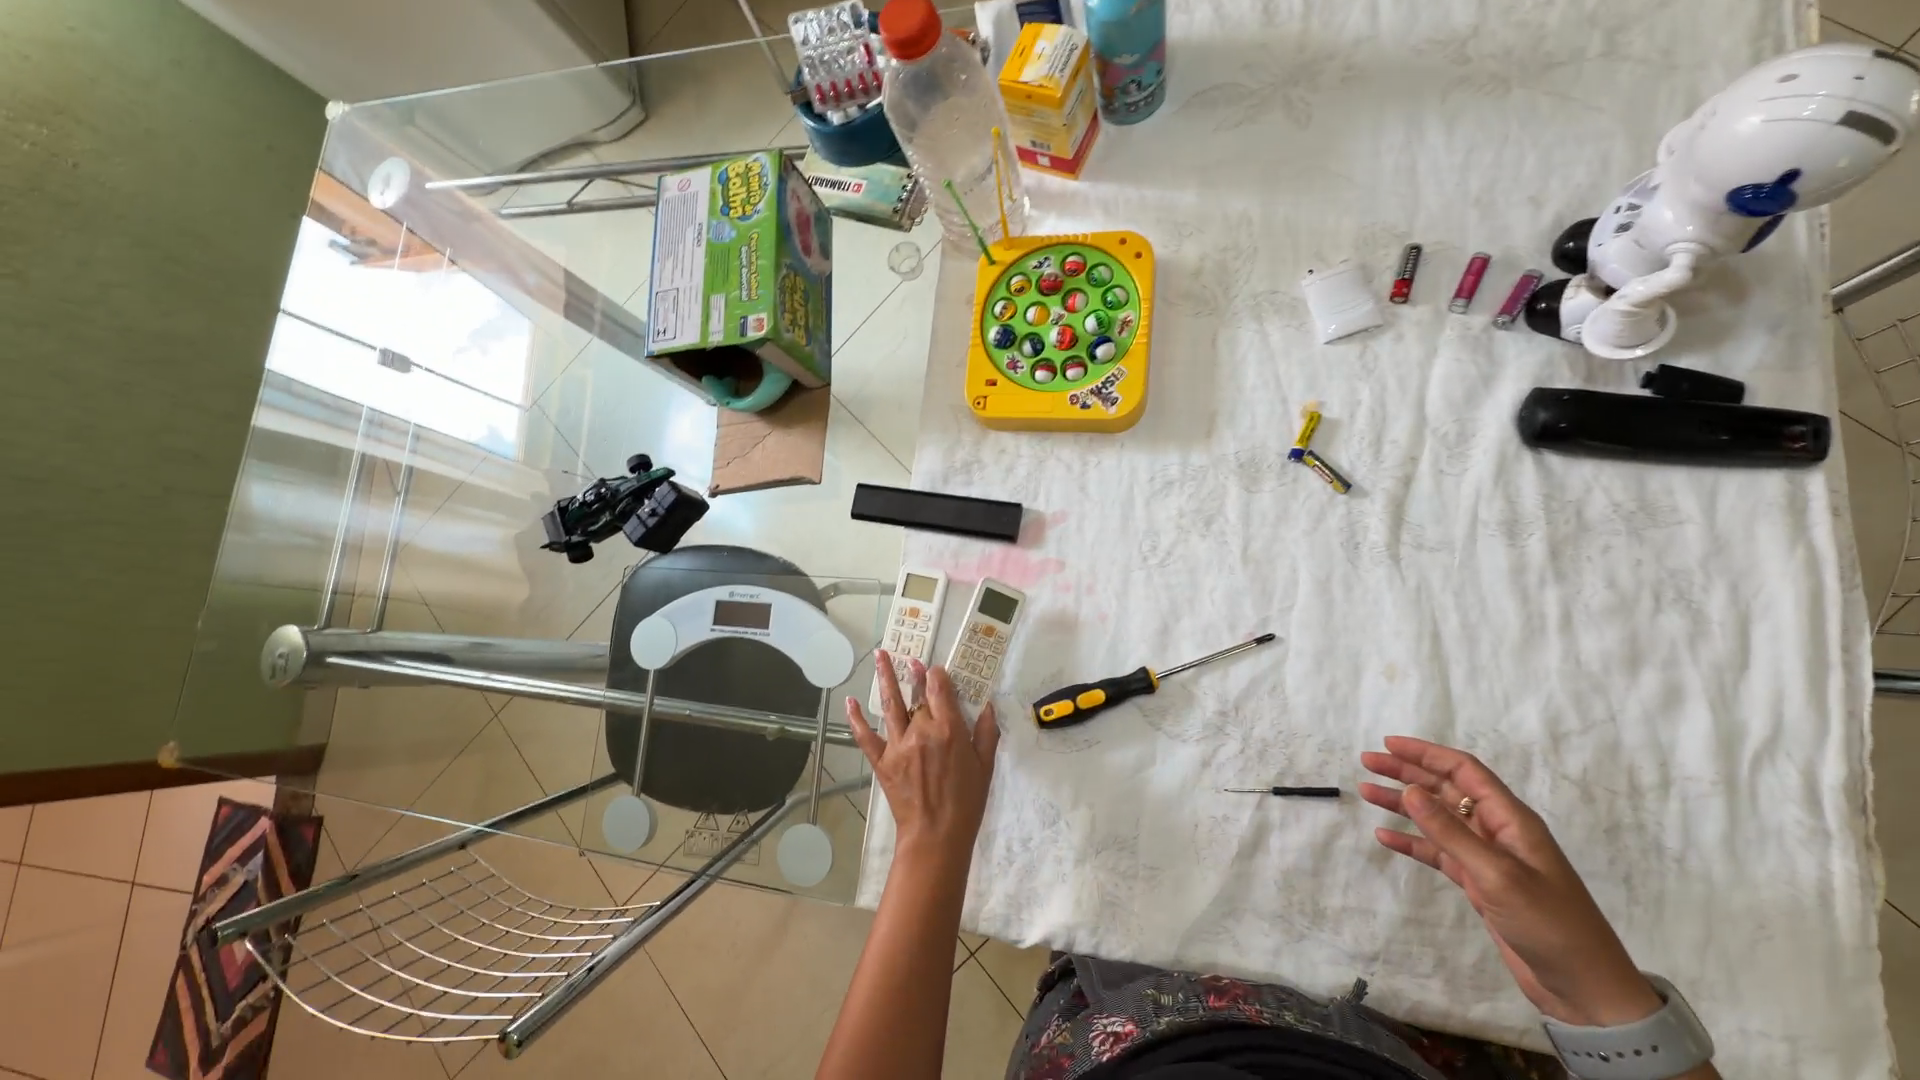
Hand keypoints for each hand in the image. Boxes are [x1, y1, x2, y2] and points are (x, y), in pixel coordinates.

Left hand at [847, 652, 1000, 869]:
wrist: (935, 836)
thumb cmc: (966, 803)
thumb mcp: (985, 767)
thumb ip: (986, 733)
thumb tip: (987, 706)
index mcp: (949, 730)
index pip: (940, 689)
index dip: (937, 675)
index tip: (936, 669)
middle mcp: (922, 731)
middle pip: (917, 696)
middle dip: (915, 675)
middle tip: (911, 660)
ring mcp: (898, 745)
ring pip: (890, 705)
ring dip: (885, 678)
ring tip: (880, 655)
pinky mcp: (882, 761)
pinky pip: (866, 736)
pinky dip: (856, 719)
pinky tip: (850, 702)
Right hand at [1359, 737, 1662, 1027]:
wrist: (1582, 986)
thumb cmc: (1548, 923)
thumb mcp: (1497, 875)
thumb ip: (1451, 832)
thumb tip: (1410, 791)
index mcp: (1510, 819)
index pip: (1464, 771)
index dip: (1426, 754)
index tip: (1388, 745)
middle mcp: (1497, 830)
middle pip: (1447, 789)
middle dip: (1408, 773)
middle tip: (1368, 763)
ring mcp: (1488, 858)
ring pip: (1437, 819)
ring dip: (1403, 805)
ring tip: (1367, 793)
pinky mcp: (1479, 883)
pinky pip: (1438, 852)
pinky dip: (1411, 842)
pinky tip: (1385, 837)